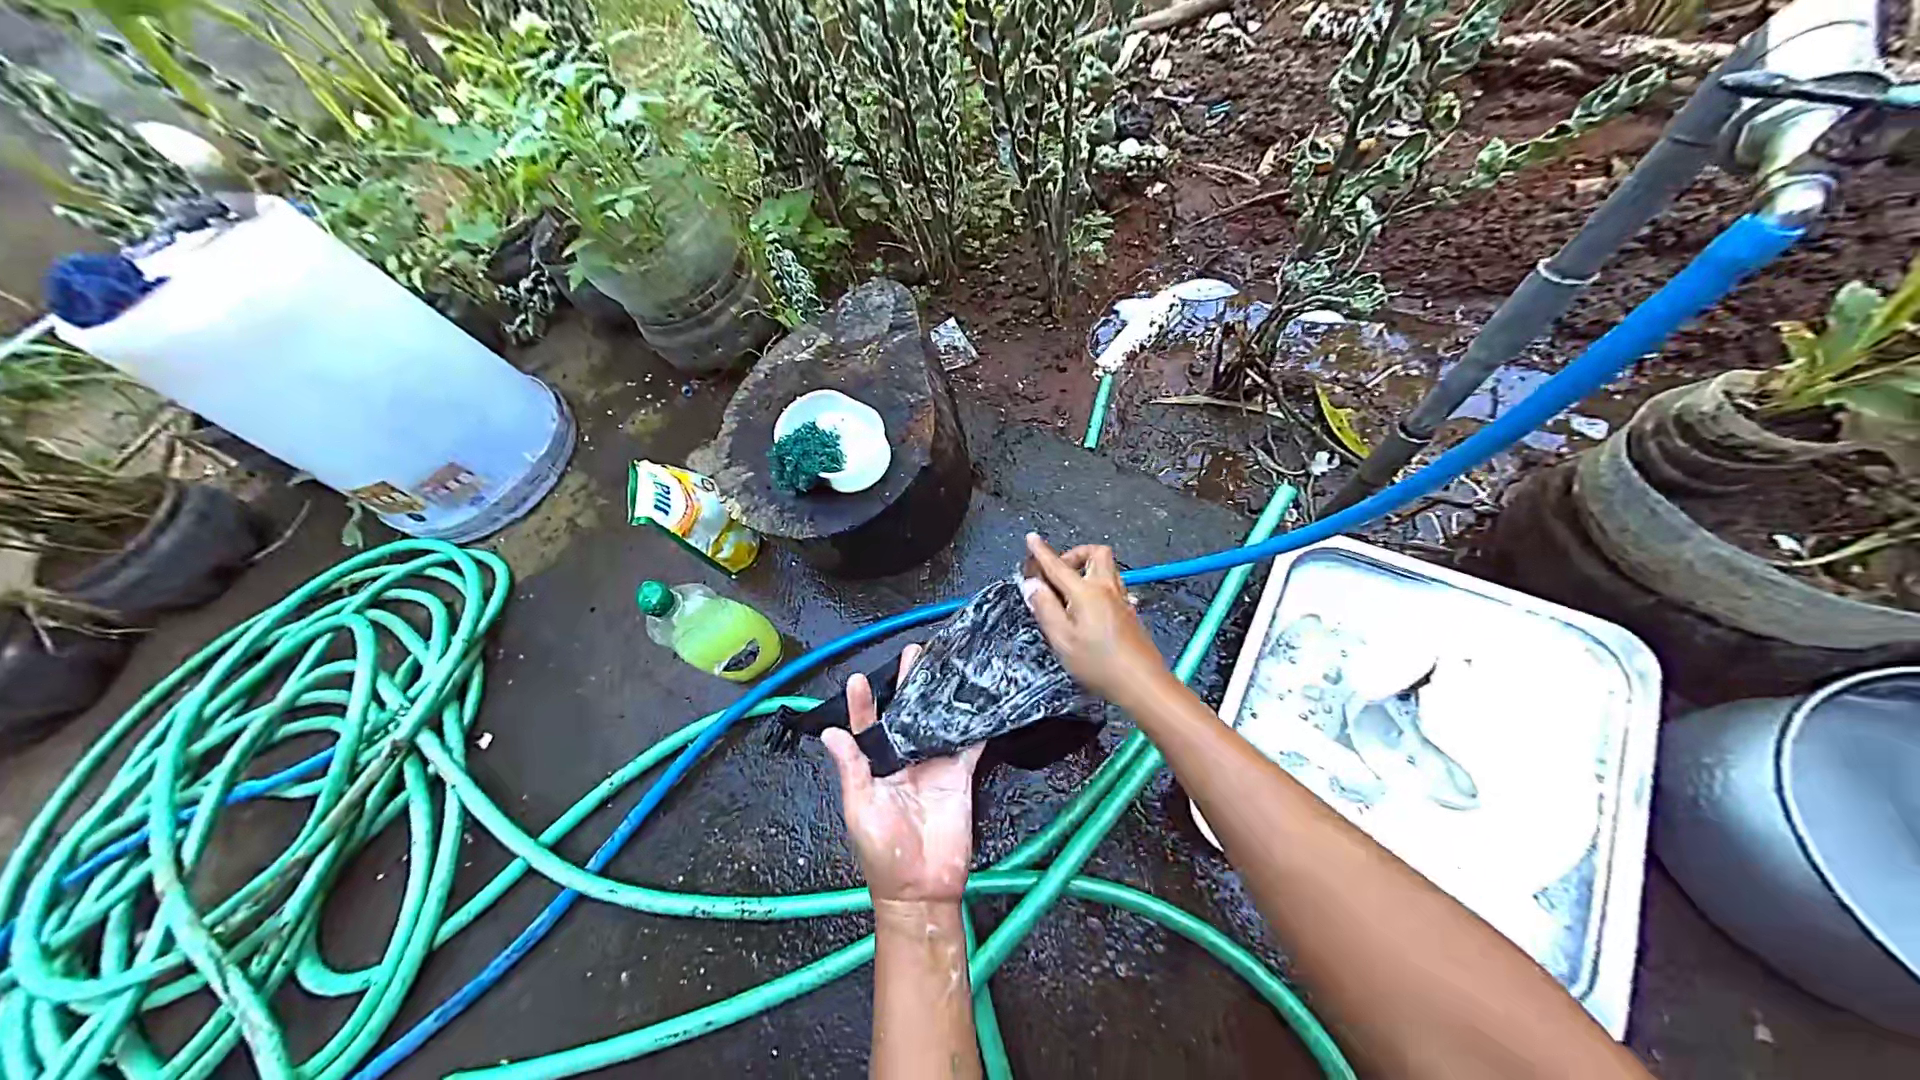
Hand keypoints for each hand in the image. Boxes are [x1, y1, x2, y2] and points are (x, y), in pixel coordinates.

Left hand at [822, 644, 984, 904]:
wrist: (922, 889)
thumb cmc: (882, 854)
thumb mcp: (860, 810)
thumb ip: (851, 770)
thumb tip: (831, 733)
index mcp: (876, 765)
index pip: (867, 726)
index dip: (863, 702)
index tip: (859, 679)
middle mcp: (904, 759)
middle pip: (906, 713)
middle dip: (908, 683)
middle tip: (913, 654)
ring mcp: (933, 764)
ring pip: (936, 721)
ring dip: (939, 694)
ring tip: (943, 663)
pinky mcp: (959, 775)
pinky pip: (967, 745)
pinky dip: (974, 724)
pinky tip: (978, 700)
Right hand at [1021, 533, 1170, 705]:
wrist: (1142, 682)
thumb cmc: (1099, 663)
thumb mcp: (1062, 638)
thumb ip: (1045, 608)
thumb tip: (1032, 585)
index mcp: (1086, 593)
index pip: (1058, 566)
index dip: (1042, 552)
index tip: (1032, 539)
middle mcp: (1106, 589)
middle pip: (1096, 553)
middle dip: (1075, 554)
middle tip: (1059, 571)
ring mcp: (1122, 600)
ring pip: (1107, 568)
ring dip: (1088, 567)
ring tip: (1071, 588)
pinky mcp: (1129, 612)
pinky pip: (1113, 585)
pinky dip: (1097, 584)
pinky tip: (1089, 607)